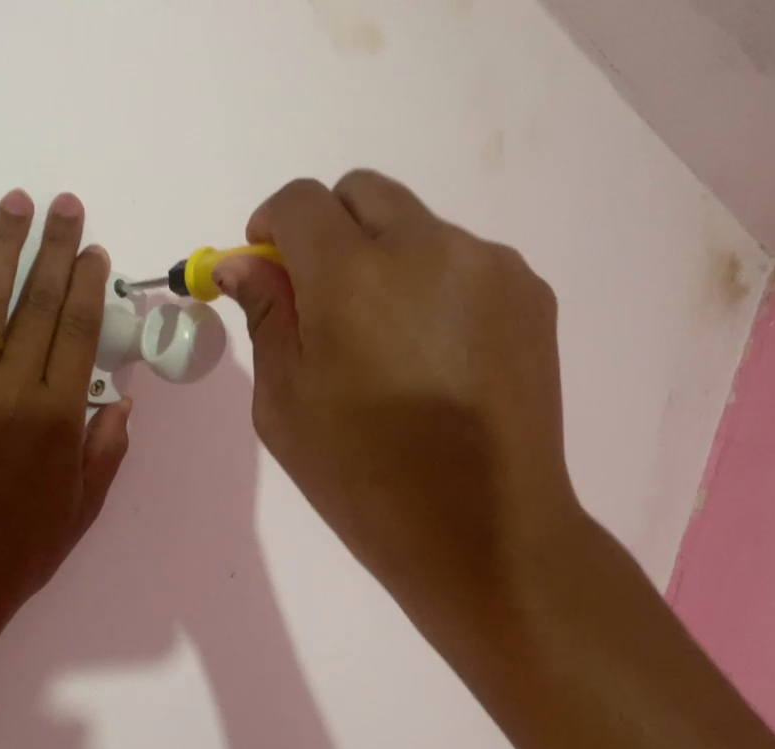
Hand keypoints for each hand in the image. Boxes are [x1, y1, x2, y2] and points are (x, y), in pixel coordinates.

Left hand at [0, 190, 132, 623]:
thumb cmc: (25, 548)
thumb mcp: (84, 504)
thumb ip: (106, 448)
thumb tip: (122, 399)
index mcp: (60, 418)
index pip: (79, 332)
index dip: (88, 285)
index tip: (94, 250)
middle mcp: (13, 392)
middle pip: (38, 306)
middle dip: (55, 249)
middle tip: (65, 205)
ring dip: (2, 247)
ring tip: (16, 202)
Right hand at [217, 170, 580, 644]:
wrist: (482, 529)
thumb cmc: (362, 478)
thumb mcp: (285, 405)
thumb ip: (266, 318)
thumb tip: (243, 264)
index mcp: (352, 276)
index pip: (300, 202)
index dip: (270, 225)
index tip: (265, 266)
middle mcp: (427, 247)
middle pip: (363, 193)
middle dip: (327, 229)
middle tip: (319, 298)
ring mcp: (489, 266)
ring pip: (418, 228)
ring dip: (385, 260)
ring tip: (387, 344)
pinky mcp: (531, 293)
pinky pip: (464, 264)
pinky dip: (434, 287)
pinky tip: (434, 358)